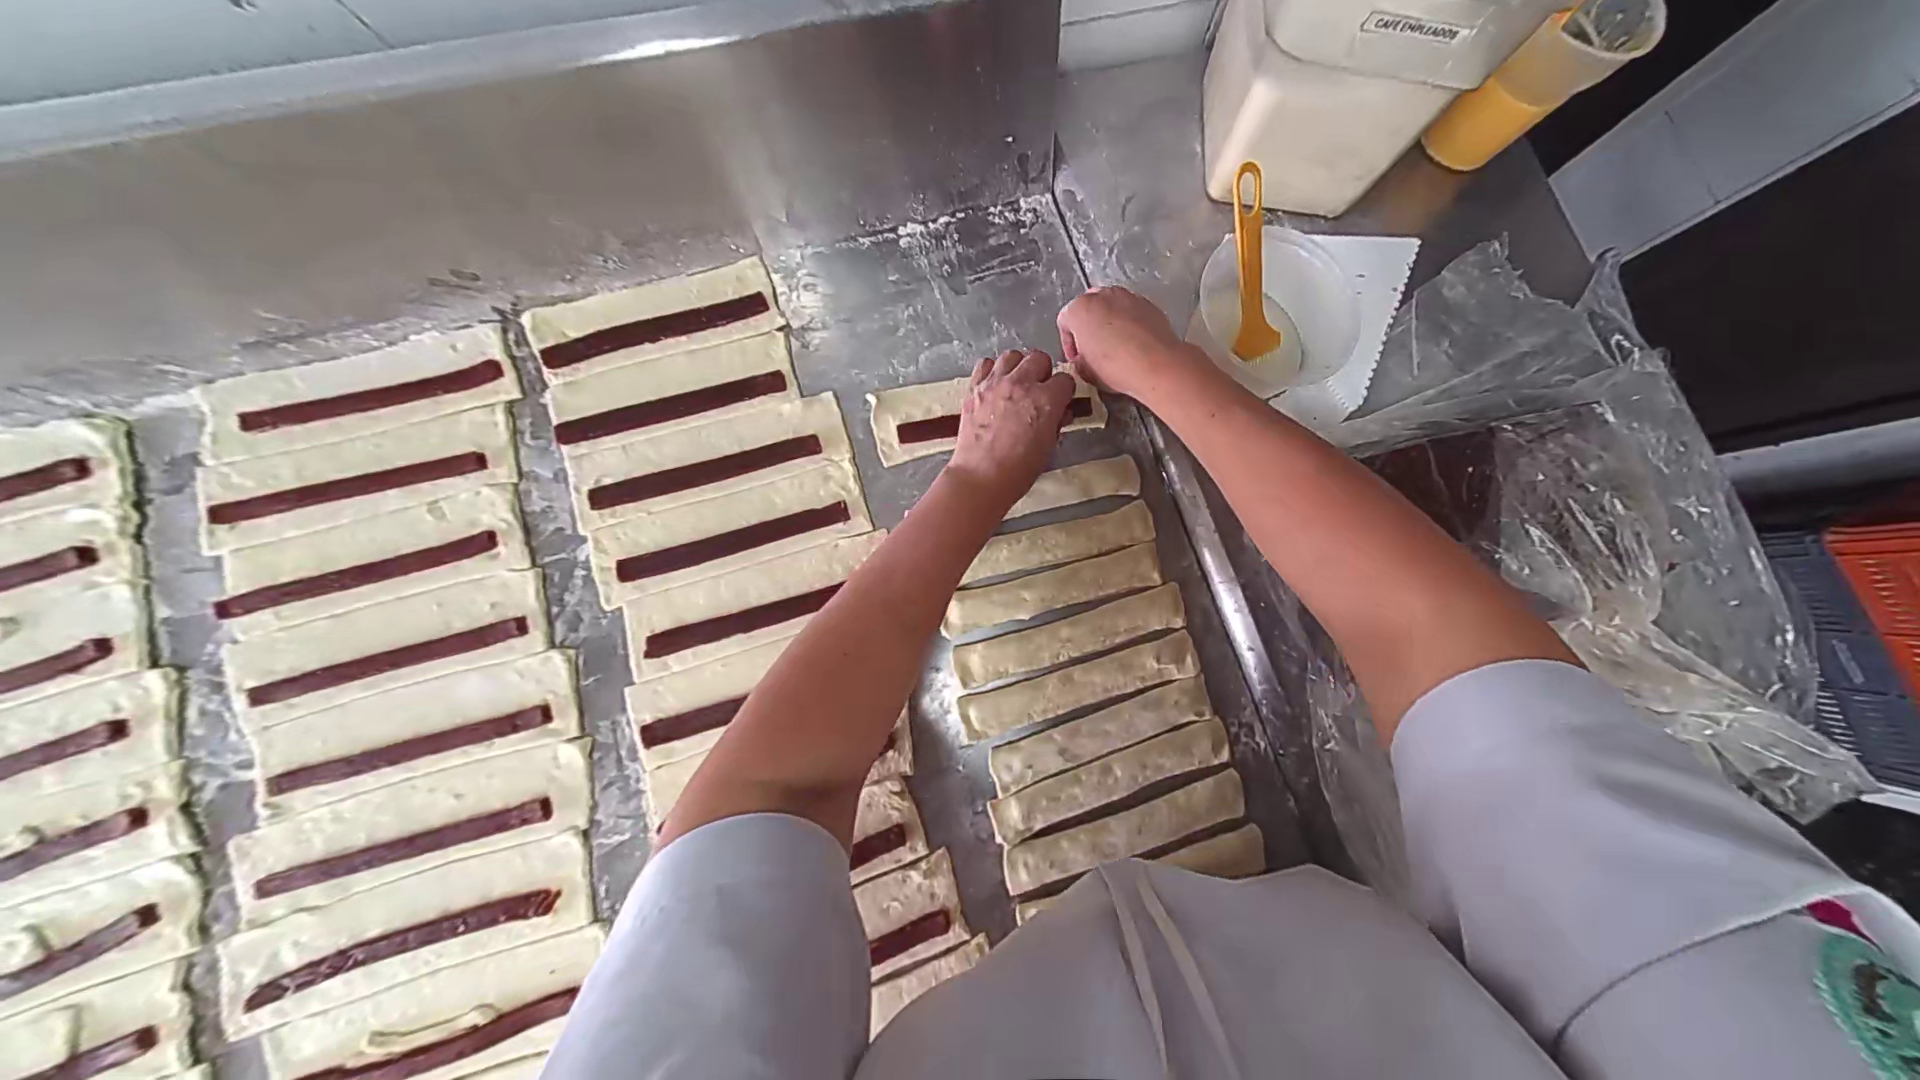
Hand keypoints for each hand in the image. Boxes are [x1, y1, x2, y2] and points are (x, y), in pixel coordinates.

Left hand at [944, 349, 1075, 509]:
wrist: (981, 478)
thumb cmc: (1018, 470)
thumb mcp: (1049, 446)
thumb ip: (1057, 421)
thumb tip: (1060, 411)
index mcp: (1046, 400)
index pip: (1064, 380)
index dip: (1063, 392)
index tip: (1059, 401)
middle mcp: (1021, 384)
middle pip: (1039, 358)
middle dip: (1043, 373)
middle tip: (1039, 390)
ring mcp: (995, 384)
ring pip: (1012, 356)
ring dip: (1018, 367)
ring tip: (1016, 385)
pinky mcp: (975, 388)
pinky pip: (986, 364)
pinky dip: (993, 371)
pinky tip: (995, 386)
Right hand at [1057, 286, 1214, 401]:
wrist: (1156, 364)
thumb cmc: (1116, 366)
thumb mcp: (1085, 372)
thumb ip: (1078, 360)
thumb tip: (1083, 360)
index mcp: (1079, 308)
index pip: (1065, 321)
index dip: (1068, 344)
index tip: (1076, 359)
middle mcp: (1102, 295)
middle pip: (1088, 309)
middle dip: (1088, 328)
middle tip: (1093, 351)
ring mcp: (1127, 296)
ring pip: (1111, 307)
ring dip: (1109, 324)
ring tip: (1115, 348)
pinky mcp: (1148, 304)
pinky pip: (1131, 312)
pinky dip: (1129, 324)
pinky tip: (1133, 345)